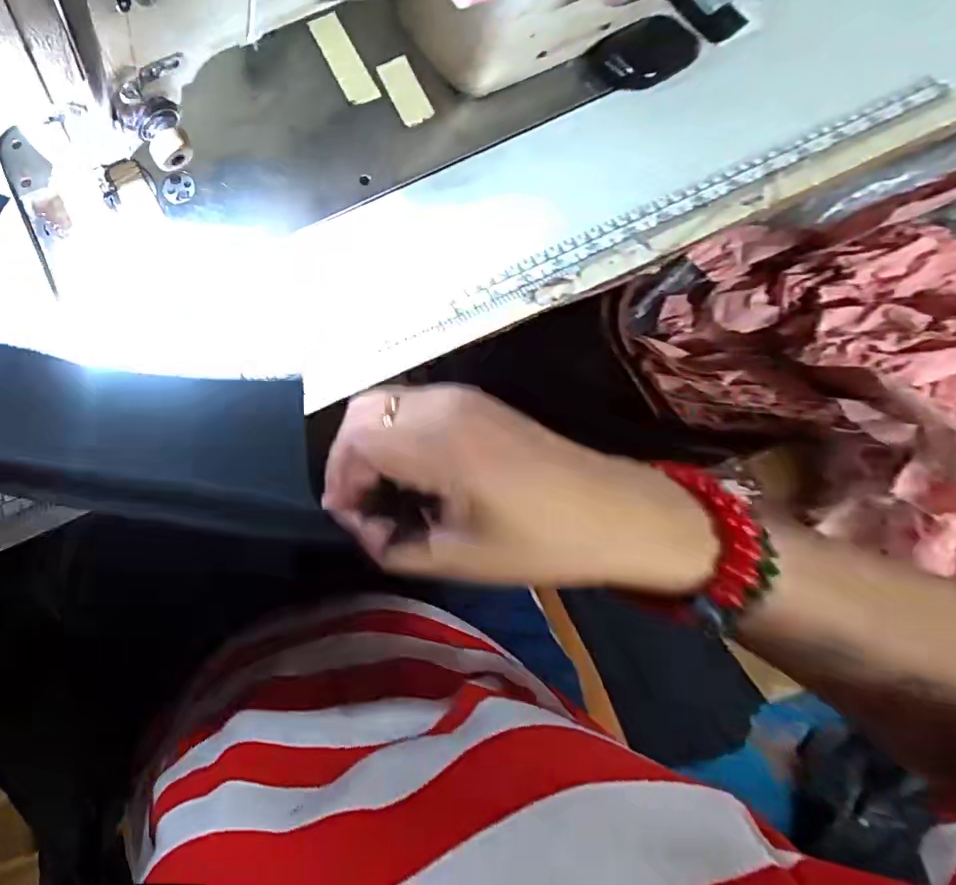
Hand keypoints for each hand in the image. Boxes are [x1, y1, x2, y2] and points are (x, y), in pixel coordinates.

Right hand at [321, 385, 717, 592]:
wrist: (615, 510)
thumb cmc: (541, 541)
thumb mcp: (459, 559)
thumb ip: (393, 546)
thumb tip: (359, 526)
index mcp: (438, 443)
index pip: (355, 443)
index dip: (340, 481)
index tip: (350, 519)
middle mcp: (441, 406)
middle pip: (360, 413)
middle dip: (346, 457)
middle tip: (358, 501)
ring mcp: (458, 396)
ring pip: (383, 402)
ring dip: (368, 441)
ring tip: (381, 488)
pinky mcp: (472, 399)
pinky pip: (410, 403)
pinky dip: (393, 431)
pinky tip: (411, 469)